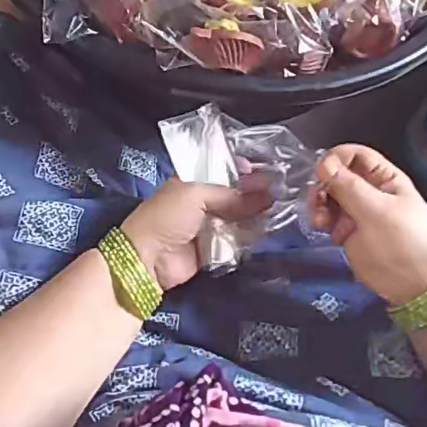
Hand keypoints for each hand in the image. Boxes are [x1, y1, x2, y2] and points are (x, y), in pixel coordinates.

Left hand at [119, 178, 268, 290]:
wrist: (148, 259)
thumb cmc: (167, 217)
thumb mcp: (195, 194)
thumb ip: (230, 194)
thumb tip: (265, 195)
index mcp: (191, 181)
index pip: (222, 169)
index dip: (242, 168)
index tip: (265, 167)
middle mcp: (201, 201)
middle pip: (234, 193)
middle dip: (254, 190)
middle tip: (278, 187)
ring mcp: (208, 225)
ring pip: (239, 215)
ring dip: (256, 212)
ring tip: (278, 205)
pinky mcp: (214, 248)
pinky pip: (238, 238)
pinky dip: (251, 233)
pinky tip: (268, 225)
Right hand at [308, 144, 426, 305]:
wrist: (414, 285)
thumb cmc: (403, 242)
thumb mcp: (377, 211)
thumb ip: (349, 187)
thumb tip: (323, 163)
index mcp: (385, 179)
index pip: (355, 156)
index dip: (336, 159)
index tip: (321, 172)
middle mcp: (369, 191)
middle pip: (337, 175)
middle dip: (323, 183)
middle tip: (317, 199)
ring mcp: (357, 211)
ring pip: (328, 195)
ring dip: (318, 202)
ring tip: (319, 219)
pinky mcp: (347, 231)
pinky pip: (327, 216)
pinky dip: (320, 218)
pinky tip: (321, 227)